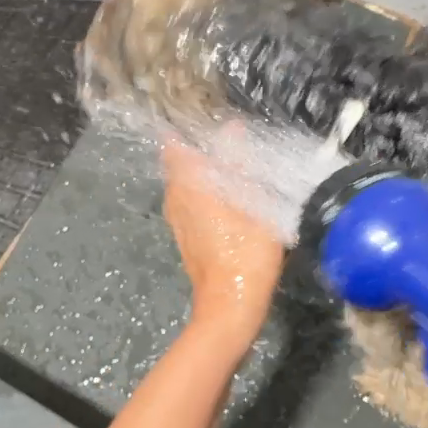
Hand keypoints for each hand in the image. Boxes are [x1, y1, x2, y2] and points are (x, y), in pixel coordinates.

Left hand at [161, 137, 284, 343]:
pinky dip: (206, 197)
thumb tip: (231, 128)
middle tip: (230, 145)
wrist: (231, 304)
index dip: (186, 131)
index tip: (207, 123)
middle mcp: (174, 200)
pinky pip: (192, 207)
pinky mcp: (187, 240)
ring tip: (235, 170)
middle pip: (179, 166)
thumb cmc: (245, 251)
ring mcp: (178, 222)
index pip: (173, 145)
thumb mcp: (253, 201)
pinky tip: (231, 200)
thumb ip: (239, 162)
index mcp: (186, 185)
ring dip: (204, 176)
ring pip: (185, 188)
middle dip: (200, 153)